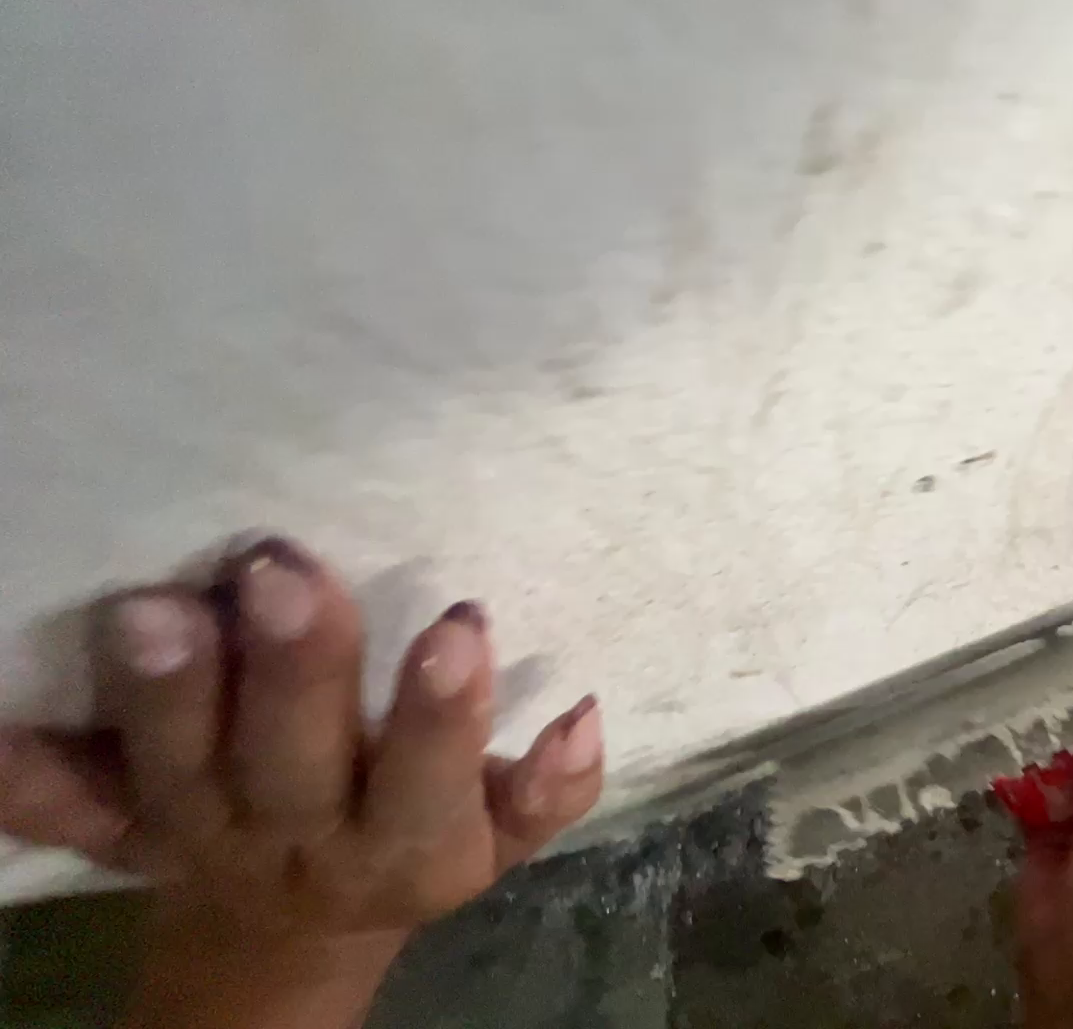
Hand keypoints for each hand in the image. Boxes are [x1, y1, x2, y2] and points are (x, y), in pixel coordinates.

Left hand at [0, 535, 604, 1028]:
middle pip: (295, 762)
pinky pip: (65, 814)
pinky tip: (2, 712)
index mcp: (409, 843)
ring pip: (177, 774)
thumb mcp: (511, 837)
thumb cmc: (426, 854)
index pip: (433, 776)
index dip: (444, 710)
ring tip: (158, 606)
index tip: (459, 622)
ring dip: (167, 694)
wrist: (295, 935)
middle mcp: (303, 841)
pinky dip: (29, 773)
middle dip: (295, 668)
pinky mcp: (126, 837)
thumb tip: (584, 711)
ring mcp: (202, 841)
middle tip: (282, 568)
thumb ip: (554, 788)